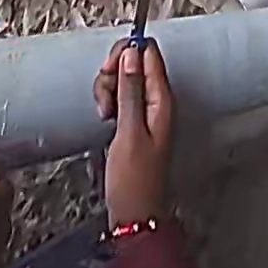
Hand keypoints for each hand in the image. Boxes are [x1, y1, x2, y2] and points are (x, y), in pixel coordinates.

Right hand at [93, 40, 174, 225]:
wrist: (133, 214)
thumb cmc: (135, 179)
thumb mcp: (129, 130)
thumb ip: (129, 89)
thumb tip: (131, 53)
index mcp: (162, 98)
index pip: (149, 53)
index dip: (127, 53)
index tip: (110, 68)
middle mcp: (156, 99)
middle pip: (133, 62)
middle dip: (114, 72)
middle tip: (106, 95)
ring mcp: (145, 108)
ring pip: (123, 77)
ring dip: (108, 88)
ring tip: (105, 112)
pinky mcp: (133, 117)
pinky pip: (120, 94)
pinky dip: (109, 100)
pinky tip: (106, 116)